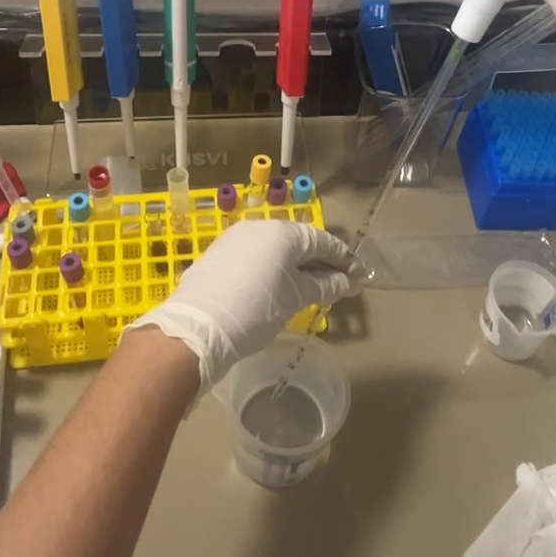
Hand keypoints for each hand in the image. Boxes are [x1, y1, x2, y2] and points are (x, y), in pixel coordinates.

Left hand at [131, 219, 356, 387]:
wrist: (197, 328)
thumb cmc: (255, 310)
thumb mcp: (295, 299)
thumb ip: (323, 286)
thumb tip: (346, 281)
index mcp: (282, 232)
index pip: (322, 241)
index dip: (343, 259)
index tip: (358, 278)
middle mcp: (258, 228)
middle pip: (298, 243)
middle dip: (320, 264)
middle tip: (338, 285)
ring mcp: (235, 240)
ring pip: (275, 250)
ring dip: (295, 268)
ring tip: (309, 290)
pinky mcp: (218, 256)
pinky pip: (255, 257)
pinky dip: (272, 270)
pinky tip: (277, 289)